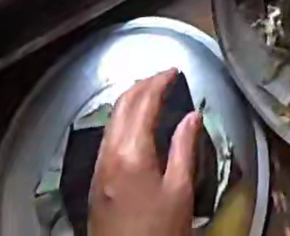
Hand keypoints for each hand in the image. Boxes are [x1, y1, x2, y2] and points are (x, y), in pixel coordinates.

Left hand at [88, 69, 201, 235]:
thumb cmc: (159, 234)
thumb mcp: (180, 194)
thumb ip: (184, 149)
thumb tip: (192, 115)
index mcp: (132, 149)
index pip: (144, 100)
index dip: (159, 81)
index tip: (175, 70)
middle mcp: (110, 148)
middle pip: (124, 102)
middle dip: (144, 84)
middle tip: (165, 78)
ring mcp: (100, 161)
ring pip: (114, 114)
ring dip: (132, 98)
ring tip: (154, 94)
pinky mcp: (96, 175)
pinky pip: (110, 131)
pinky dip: (124, 116)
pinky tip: (137, 122)